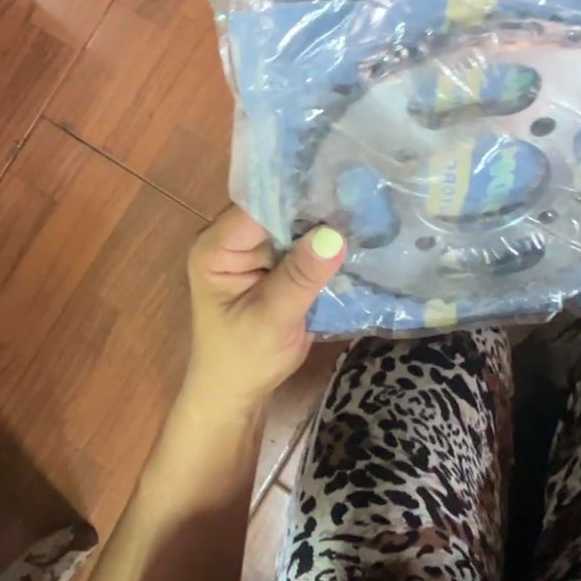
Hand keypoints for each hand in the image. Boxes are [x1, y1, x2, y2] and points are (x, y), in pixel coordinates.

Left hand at [184, 208, 345, 410]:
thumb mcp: (272, 320)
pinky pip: (300, 242)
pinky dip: (324, 241)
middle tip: (362, 190)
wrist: (236, 395)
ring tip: (365, 204)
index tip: (339, 185)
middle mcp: (231, 240)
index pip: (257, 207)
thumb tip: (334, 236)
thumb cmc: (243, 361)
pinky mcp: (273, 263)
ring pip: (292, 223)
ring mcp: (253, 250)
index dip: (296, 195)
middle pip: (276, 209)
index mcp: (215, 248)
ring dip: (324, 220)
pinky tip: (356, 231)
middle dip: (315, 203)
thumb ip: (300, 277)